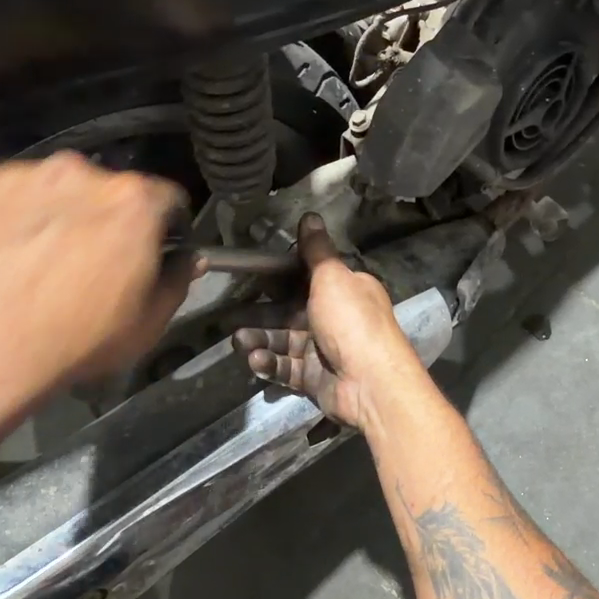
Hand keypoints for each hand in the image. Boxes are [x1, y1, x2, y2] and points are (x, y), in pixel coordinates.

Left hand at [0, 151, 191, 409]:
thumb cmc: (72, 341)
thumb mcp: (147, 327)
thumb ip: (176, 283)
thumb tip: (186, 261)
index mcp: (130, 200)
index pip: (168, 198)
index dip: (166, 229)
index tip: (154, 255)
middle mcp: (73, 172)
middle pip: (102, 191)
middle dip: (103, 222)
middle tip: (89, 270)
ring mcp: (9, 177)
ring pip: (44, 194)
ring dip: (49, 222)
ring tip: (30, 273)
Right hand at [233, 215, 432, 429]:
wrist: (370, 382)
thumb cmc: (352, 322)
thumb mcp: (333, 277)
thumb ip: (317, 250)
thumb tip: (310, 215)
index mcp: (343, 290)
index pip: (304, 280)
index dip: (276, 278)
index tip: (248, 276)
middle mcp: (334, 319)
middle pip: (287, 312)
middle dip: (258, 314)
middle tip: (228, 316)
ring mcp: (323, 351)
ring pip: (282, 341)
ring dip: (259, 339)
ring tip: (239, 340)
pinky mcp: (314, 379)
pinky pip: (286, 368)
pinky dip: (270, 364)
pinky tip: (256, 360)